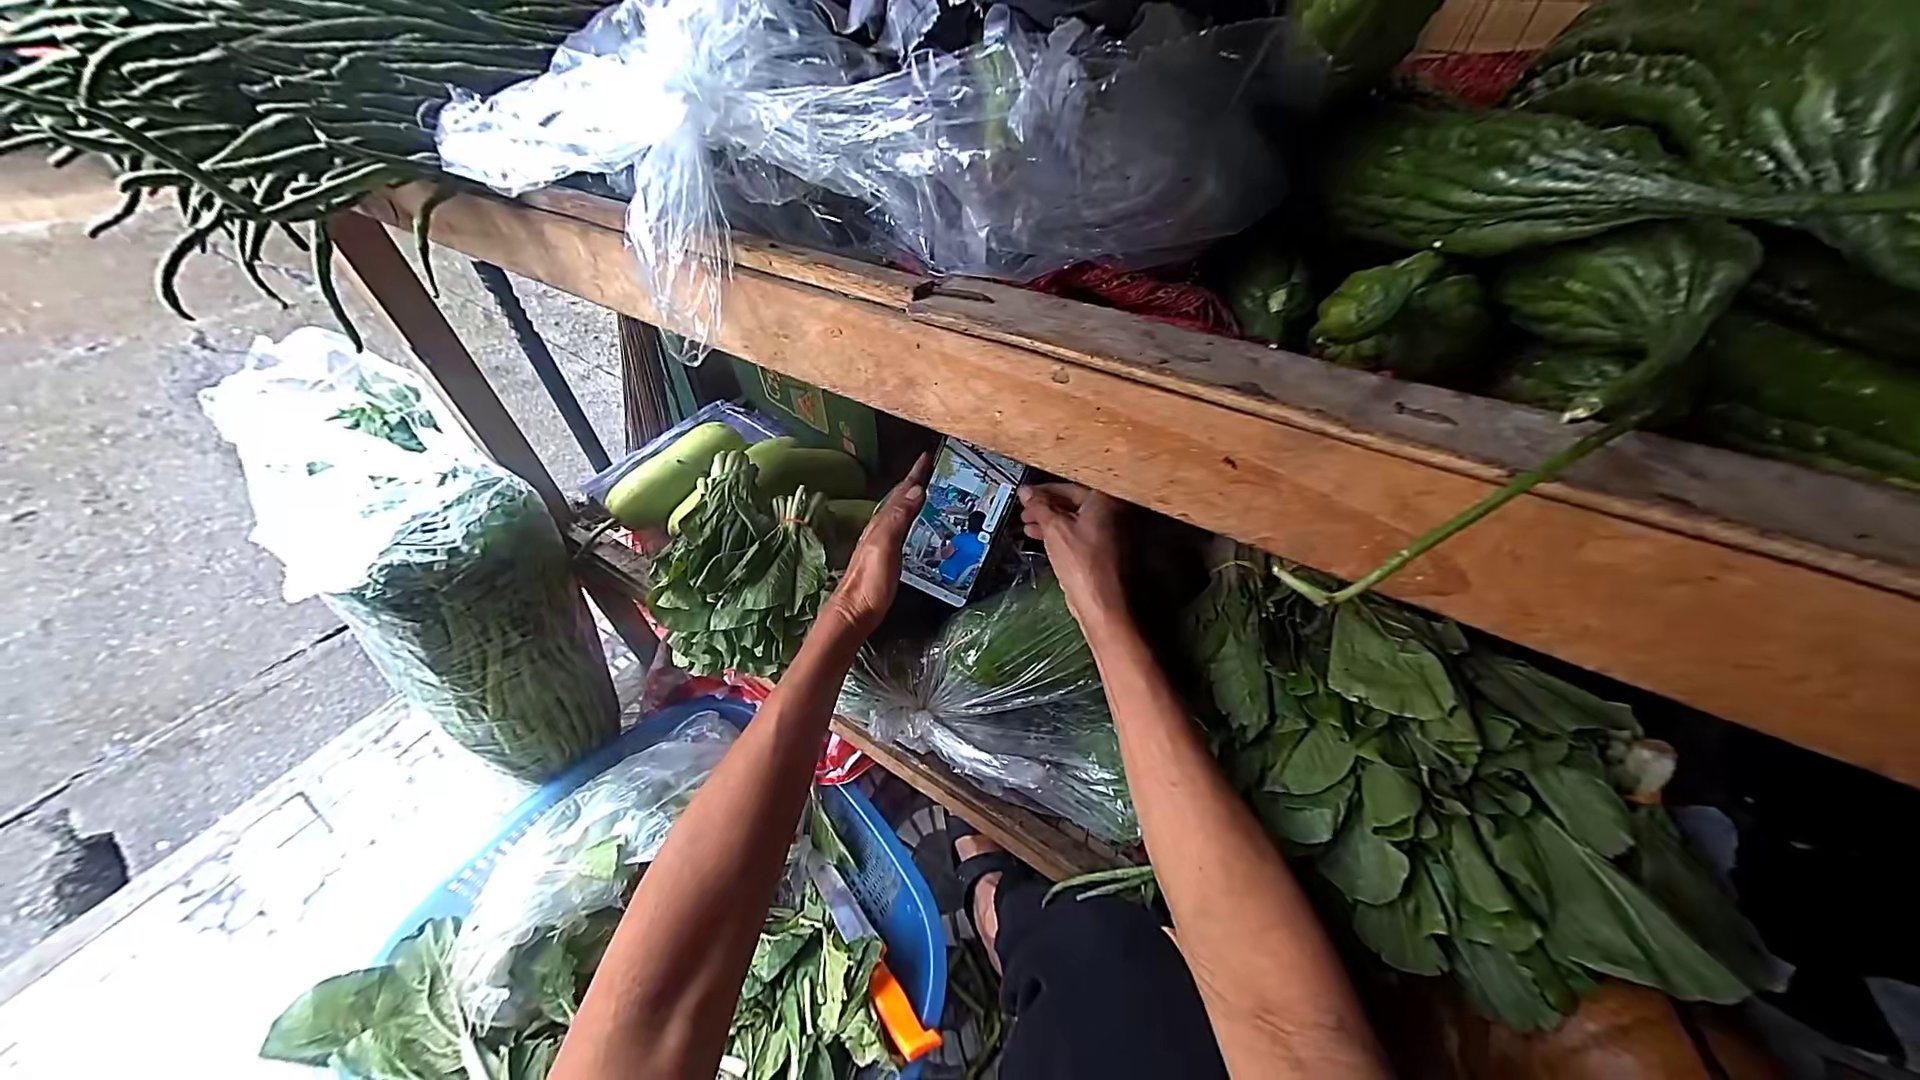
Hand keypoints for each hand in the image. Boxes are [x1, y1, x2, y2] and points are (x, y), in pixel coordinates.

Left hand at [820, 452, 930, 636]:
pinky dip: (910, 519)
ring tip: (927, 491)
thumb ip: (898, 518)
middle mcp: (879, 529)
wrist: (854, 613)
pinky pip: (901, 528)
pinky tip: (915, 525)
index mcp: (881, 523)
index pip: (900, 492)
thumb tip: (917, 490)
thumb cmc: (870, 583)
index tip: (927, 457)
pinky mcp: (884, 558)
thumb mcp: (885, 546)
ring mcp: (880, 543)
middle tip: (931, 470)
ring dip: (912, 499)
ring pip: (899, 513)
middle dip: (914, 482)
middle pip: (898, 499)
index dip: (914, 475)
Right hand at [1019, 482, 1125, 623]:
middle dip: (1046, 506)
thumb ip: (1040, 506)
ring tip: (1028, 524)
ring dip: (1050, 521)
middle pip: (1072, 502)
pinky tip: (1044, 539)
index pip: (1068, 487)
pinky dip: (1060, 534)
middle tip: (1025, 509)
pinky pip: (1078, 535)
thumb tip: (1028, 494)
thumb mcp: (1054, 527)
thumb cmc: (1083, 562)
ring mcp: (1109, 533)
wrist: (1100, 600)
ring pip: (1074, 520)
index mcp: (1104, 500)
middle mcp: (1111, 513)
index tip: (1026, 494)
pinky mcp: (1103, 551)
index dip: (1043, 491)